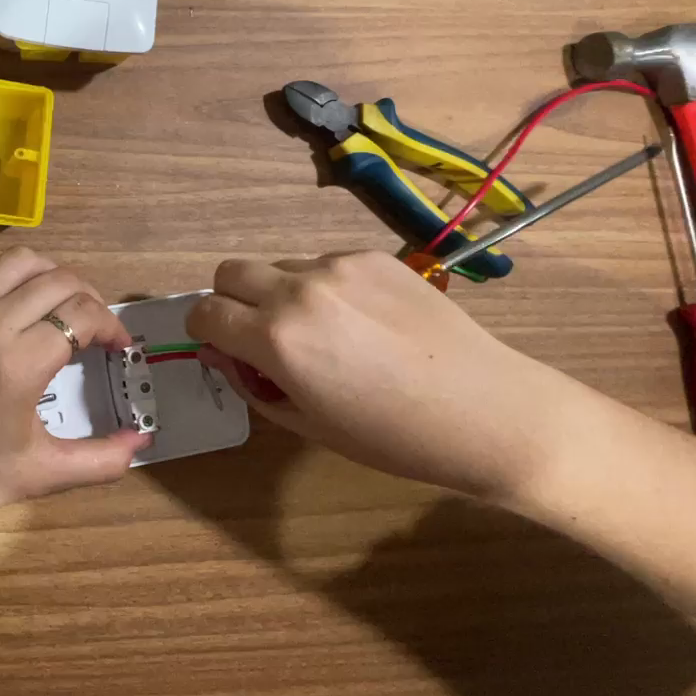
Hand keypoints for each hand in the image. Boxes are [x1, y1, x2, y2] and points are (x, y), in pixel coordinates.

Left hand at [0, 247, 151, 518]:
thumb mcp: (43, 474)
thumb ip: (100, 460)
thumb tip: (142, 442)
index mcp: (18, 364)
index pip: (82, 315)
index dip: (111, 326)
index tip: (117, 346)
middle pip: (58, 280)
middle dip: (88, 298)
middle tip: (94, 325)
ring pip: (19, 260)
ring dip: (50, 275)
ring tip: (59, 302)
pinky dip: (7, 273)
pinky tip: (14, 298)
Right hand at [186, 251, 583, 499]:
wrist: (491, 413)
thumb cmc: (394, 438)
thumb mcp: (308, 424)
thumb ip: (251, 384)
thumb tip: (219, 354)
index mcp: (277, 338)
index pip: (204, 312)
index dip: (204, 331)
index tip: (223, 348)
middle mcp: (298, 291)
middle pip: (229, 272)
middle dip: (230, 301)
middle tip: (259, 335)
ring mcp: (338, 267)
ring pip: (278, 267)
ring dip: (279, 293)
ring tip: (324, 331)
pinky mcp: (372, 257)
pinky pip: (323, 263)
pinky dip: (323, 287)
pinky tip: (365, 321)